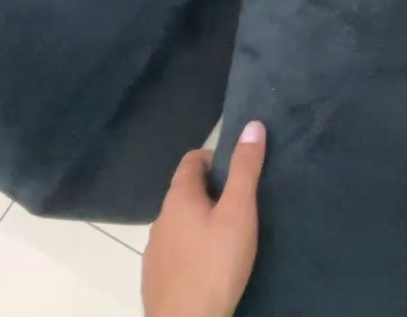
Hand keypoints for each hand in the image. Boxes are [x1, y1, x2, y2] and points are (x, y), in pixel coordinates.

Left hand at [143, 121, 266, 316]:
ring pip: (180, 223)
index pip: (192, 160)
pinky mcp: (155, 280)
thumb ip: (245, 168)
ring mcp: (154, 253)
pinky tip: (211, 266)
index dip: (216, 158)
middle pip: (186, 192)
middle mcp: (161, 220)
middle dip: (212, 192)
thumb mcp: (239, 211)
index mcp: (178, 199)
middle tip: (241, 206)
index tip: (239, 173)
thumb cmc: (215, 264)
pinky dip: (192, 249)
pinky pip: (176, 251)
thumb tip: (252, 125)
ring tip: (229, 238)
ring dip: (201, 222)